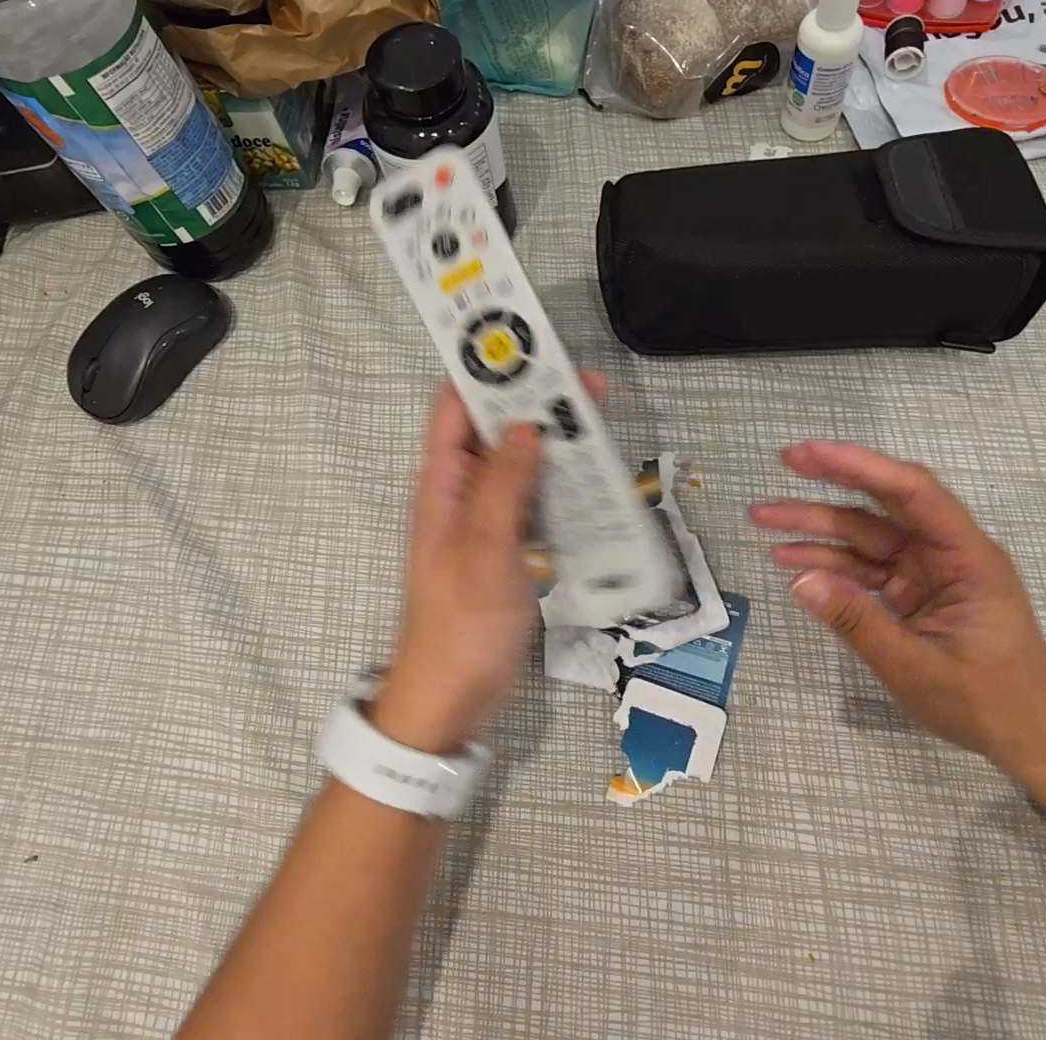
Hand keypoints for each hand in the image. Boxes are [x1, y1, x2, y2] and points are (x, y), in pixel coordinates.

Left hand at [371, 374, 606, 754]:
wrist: (450, 698)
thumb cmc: (461, 625)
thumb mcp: (483, 550)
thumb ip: (502, 486)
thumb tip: (527, 426)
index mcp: (442, 485)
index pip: (456, 408)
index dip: (489, 374)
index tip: (532, 348)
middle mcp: (461, 494)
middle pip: (498, 432)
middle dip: (537, 406)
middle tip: (591, 389)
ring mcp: (486, 523)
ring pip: (521, 467)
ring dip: (556, 446)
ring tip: (602, 428)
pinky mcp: (508, 550)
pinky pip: (536, 504)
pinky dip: (562, 489)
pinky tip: (596, 485)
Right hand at [749, 440, 1045, 774]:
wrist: (1025, 737)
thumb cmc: (986, 702)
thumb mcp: (916, 668)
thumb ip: (858, 622)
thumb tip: (799, 582)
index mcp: (968, 558)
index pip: (913, 494)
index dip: (861, 466)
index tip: (812, 453)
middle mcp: (947, 553)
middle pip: (883, 505)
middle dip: (831, 483)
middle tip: (783, 461)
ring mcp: (927, 572)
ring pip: (865, 536)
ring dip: (816, 528)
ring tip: (761, 521)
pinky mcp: (912, 592)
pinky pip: (865, 569)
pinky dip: (829, 565)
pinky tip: (790, 561)